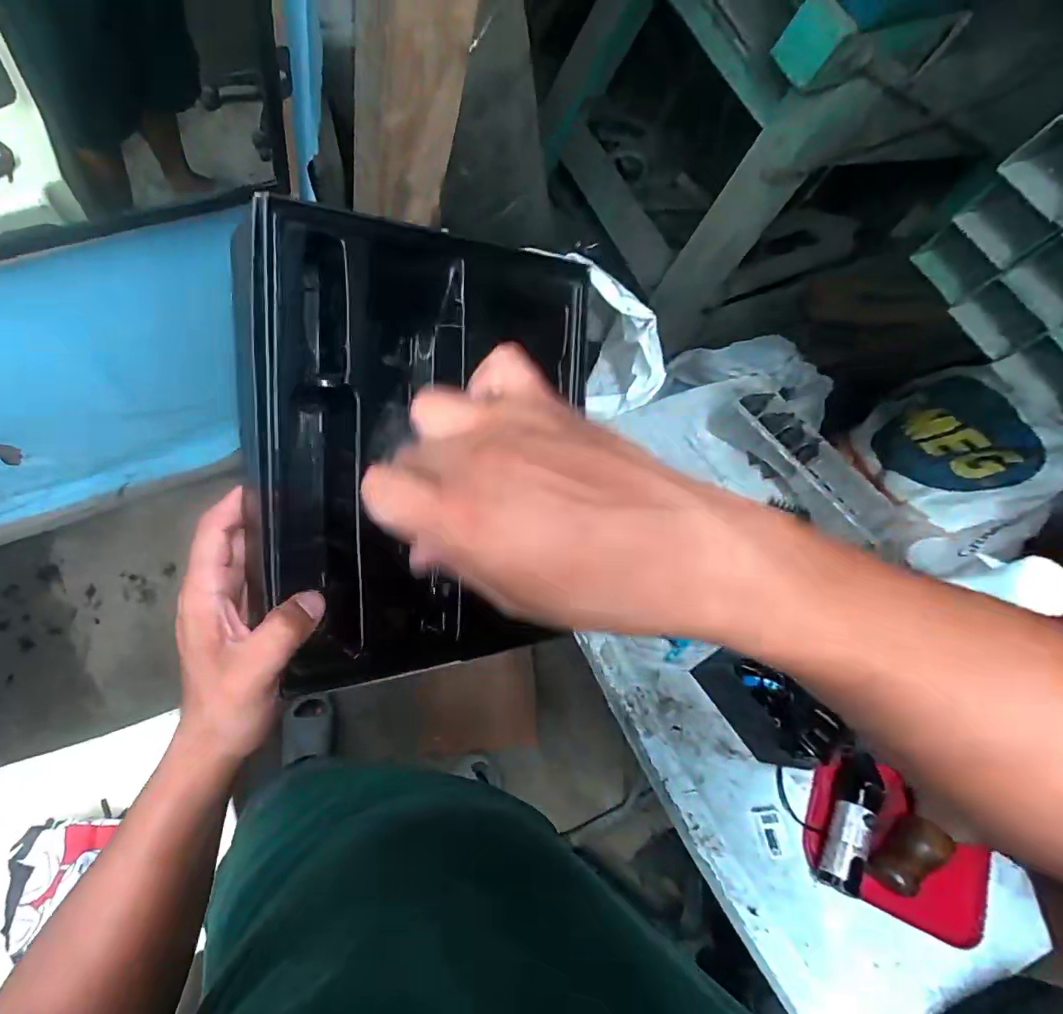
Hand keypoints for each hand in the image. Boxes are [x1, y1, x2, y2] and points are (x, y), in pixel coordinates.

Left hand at [175, 487, 324, 758]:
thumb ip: (285, 627)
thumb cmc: (226, 705)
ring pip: (244, 564)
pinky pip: (259, 585)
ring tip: (304, 523)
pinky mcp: (244, 625)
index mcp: (204, 597)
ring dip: (266, 542)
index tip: (262, 484)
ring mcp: (227, 611)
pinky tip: (304, 567)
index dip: (230, 507)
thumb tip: (317, 595)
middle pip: (228, 544)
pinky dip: (276, 569)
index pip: (212, 537)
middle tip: (297, 499)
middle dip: (253, 517)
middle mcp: (211, 597)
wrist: (215, 744)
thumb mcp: (255, 666)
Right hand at [360, 344, 787, 639]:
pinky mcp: (548, 400)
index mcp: (457, 516)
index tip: (422, 528)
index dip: (394, 511)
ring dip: (447, 437)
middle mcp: (472, 458)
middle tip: (463, 511)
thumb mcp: (518, 597)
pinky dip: (492, 391)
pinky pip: (496, 369)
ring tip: (484, 464)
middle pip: (408, 451)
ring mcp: (510, 419)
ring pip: (435, 406)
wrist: (684, 547)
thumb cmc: (601, 590)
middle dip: (425, 484)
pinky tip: (513, 424)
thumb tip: (426, 547)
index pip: (378, 488)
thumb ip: (460, 562)